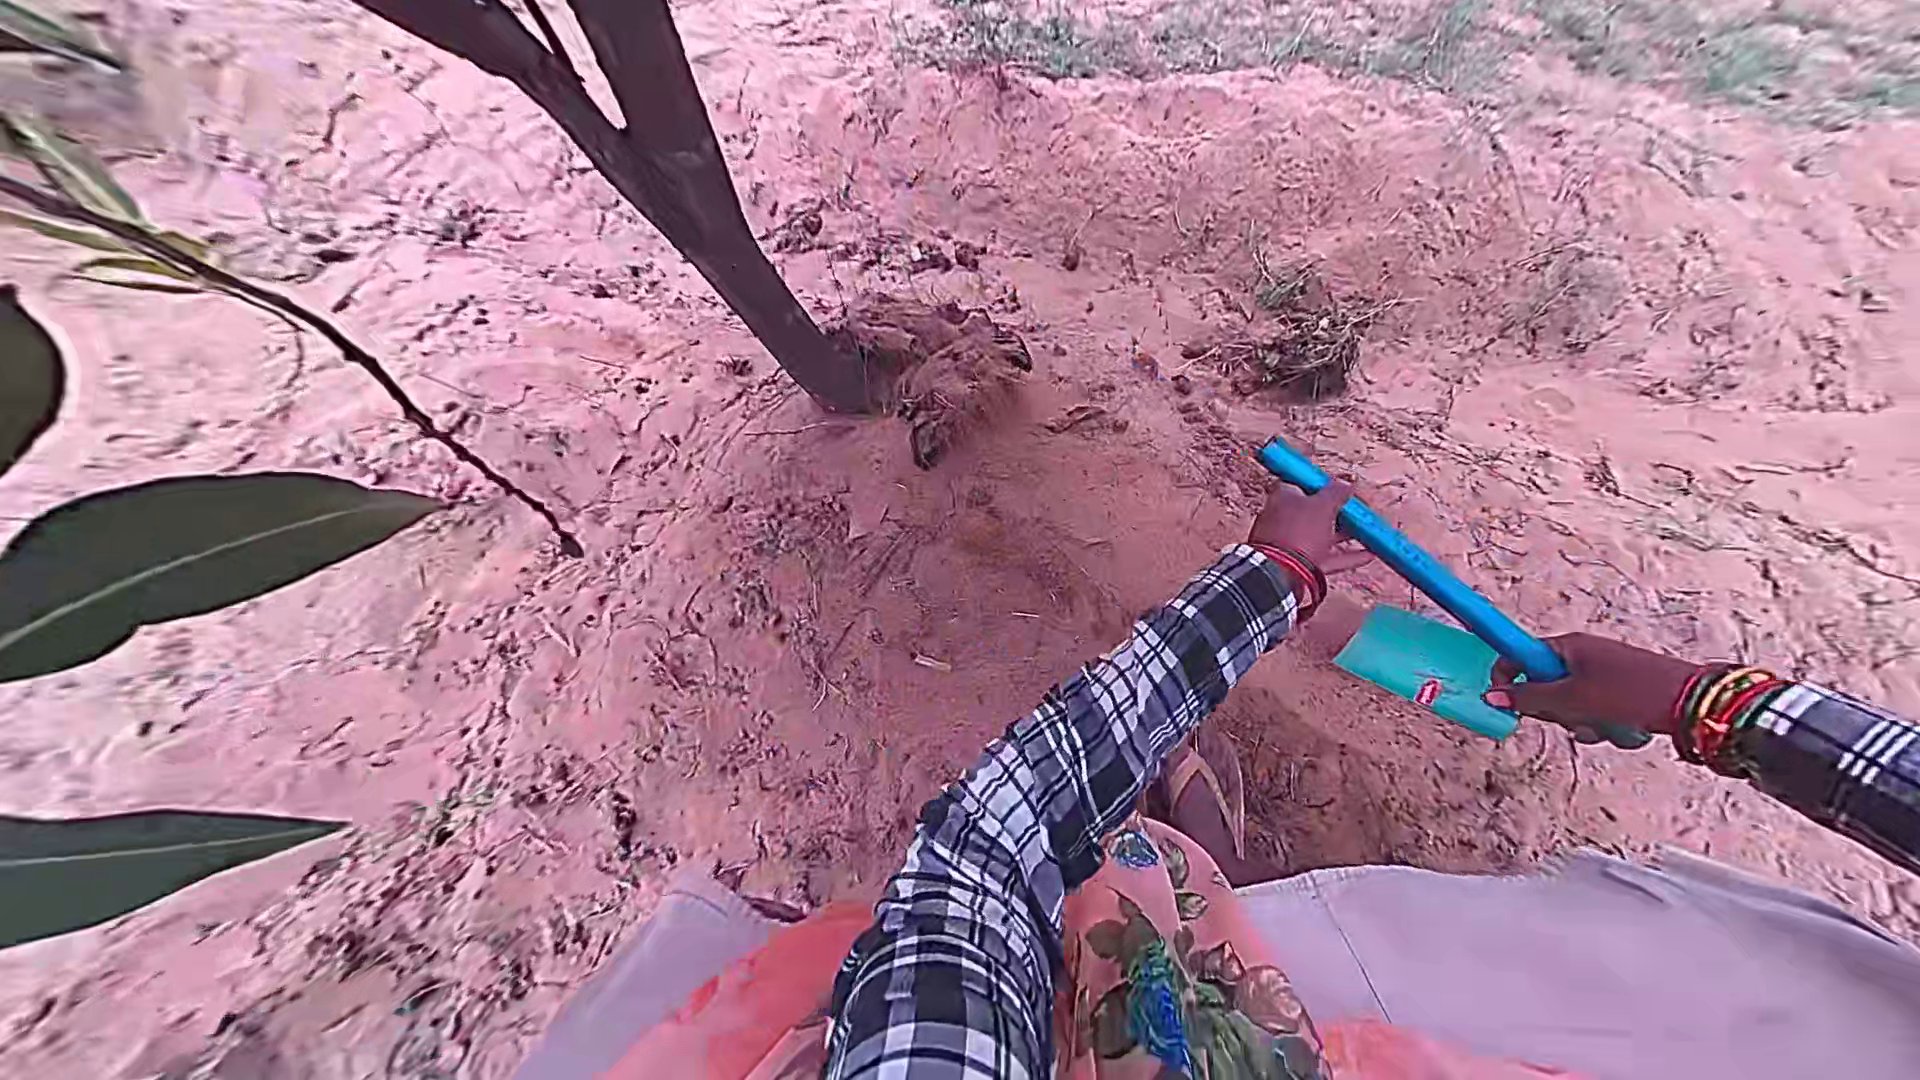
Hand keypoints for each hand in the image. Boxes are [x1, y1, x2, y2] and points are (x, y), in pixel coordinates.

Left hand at [1247, 480, 1371, 572]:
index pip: (1300, 483)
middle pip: (1313, 511)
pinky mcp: (1297, 564)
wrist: (1280, 573)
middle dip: (1338, 511)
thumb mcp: (1322, 506)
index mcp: (1281, 498)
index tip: (1341, 486)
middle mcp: (1282, 519)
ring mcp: (1288, 543)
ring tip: (1368, 532)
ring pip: (1320, 535)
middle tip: (1359, 511)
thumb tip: (1344, 482)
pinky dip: (1346, 556)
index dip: (1321, 484)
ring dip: (1345, 533)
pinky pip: (1325, 557)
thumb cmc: (1297, 532)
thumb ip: (1335, 492)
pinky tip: (1368, 554)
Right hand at [1483, 633, 1695, 738]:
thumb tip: (1491, 696)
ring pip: (1572, 700)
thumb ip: (1527, 698)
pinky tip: (1619, 732)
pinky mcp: (1628, 692)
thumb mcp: (1571, 698)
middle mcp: (1585, 655)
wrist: (1705, 707)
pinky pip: (1598, 708)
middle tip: (1566, 719)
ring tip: (1600, 729)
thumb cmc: (1632, 694)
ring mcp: (1607, 673)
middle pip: (1545, 682)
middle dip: (1553, 708)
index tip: (1507, 702)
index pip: (1519, 656)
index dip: (1508, 678)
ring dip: (1580, 720)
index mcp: (1567, 646)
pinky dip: (1603, 723)